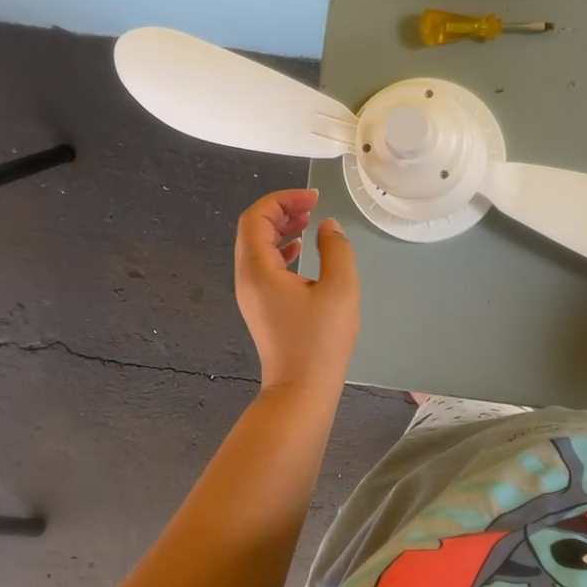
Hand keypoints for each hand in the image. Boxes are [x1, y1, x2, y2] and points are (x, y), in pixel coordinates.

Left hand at [234, 189, 359, 392]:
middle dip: (281, 210)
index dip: (283, 200)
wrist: (302, 389)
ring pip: (257, 247)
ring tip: (309, 222)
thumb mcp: (340, 289)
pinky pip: (264, 265)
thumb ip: (337, 250)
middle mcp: (247, 278)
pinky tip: (301, 249)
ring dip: (281, 228)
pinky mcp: (261, 307)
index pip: (257, 217)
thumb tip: (328, 226)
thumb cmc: (321, 340)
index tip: (314, 198)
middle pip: (253, 229)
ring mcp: (251, 294)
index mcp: (258, 269)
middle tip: (312, 205)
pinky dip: (281, 249)